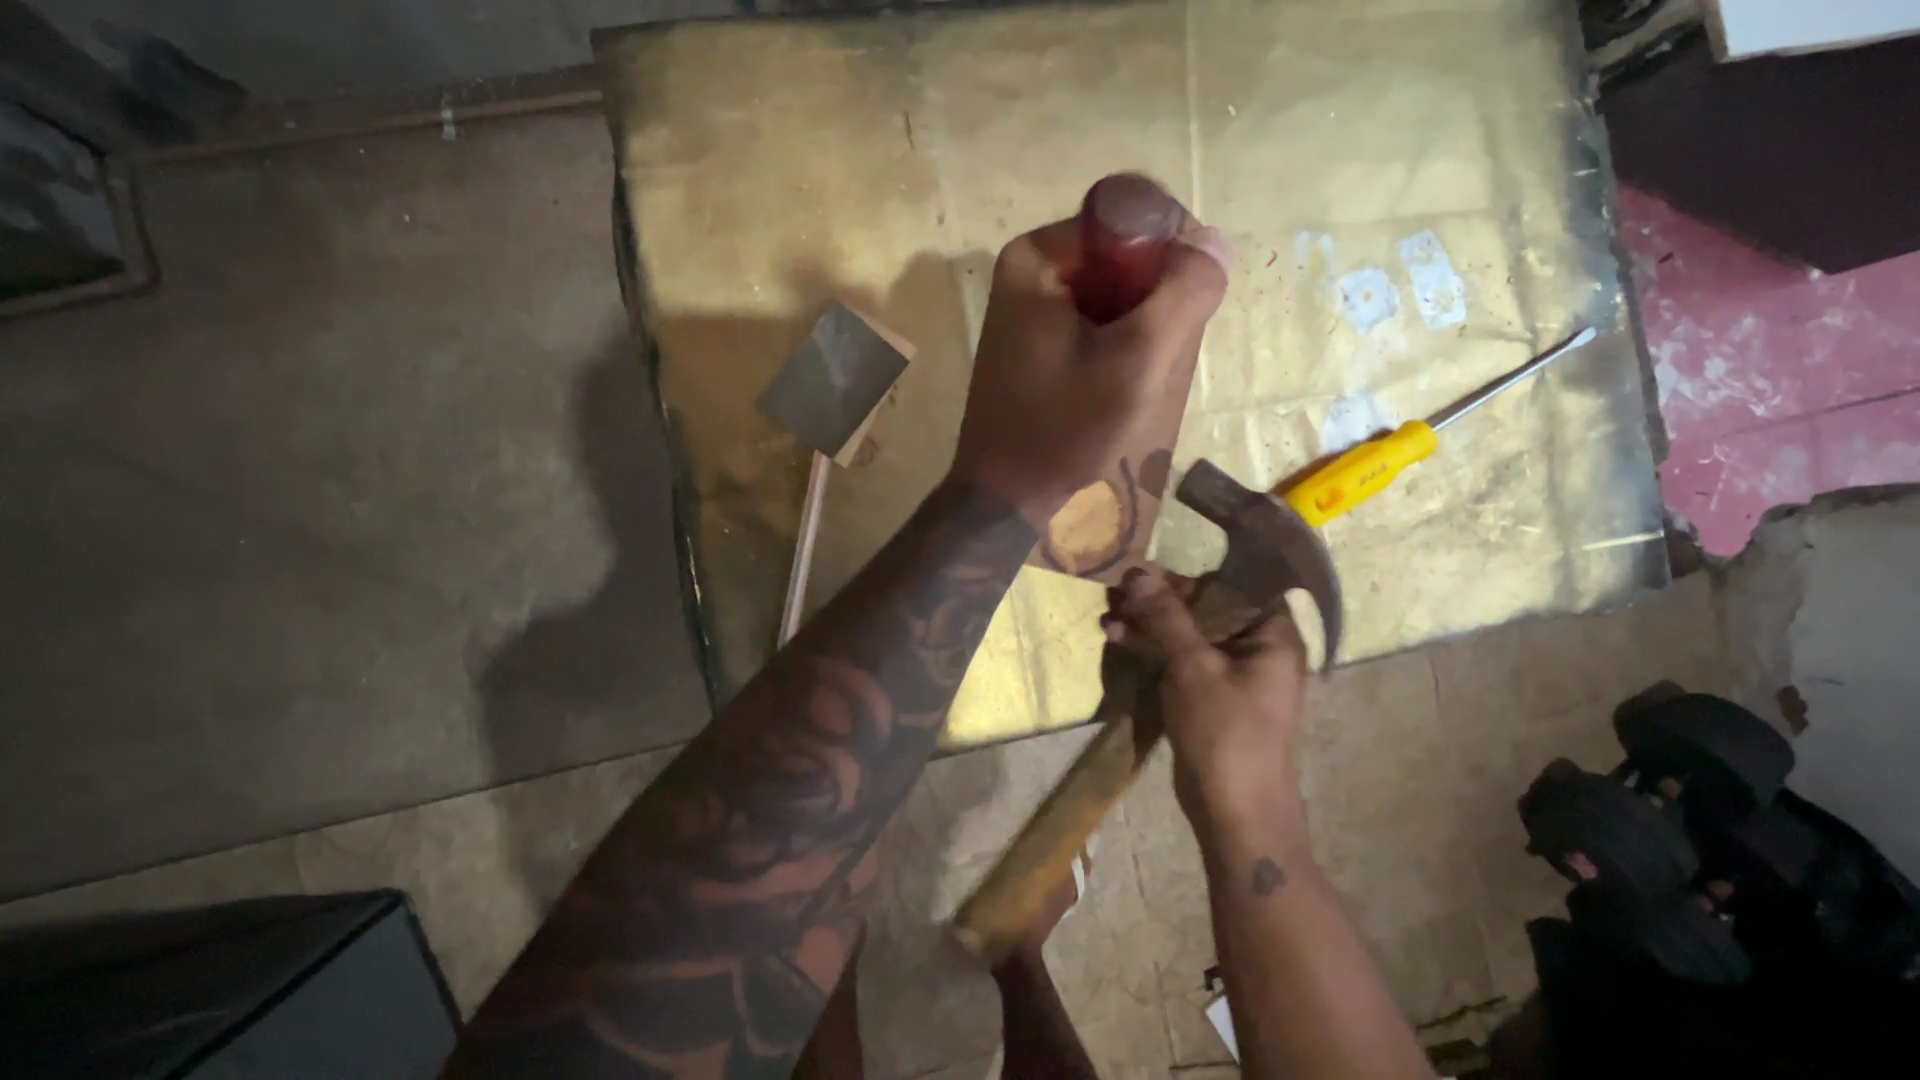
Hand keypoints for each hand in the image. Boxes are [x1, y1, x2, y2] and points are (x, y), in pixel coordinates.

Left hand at [948, 213, 1229, 523]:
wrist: (1004, 498)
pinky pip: (1095, 320)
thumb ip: (1182, 294)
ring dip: (1143, 324)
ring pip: (1115, 290)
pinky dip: (1120, 343)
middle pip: (1123, 253)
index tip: (1188, 306)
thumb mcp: (1135, 361)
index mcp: (1039, 256)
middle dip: (1157, 295)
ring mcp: (1030, 307)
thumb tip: (1216, 242)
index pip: (1131, 215)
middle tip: (1164, 351)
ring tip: (1145, 373)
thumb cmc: (1062, 428)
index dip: (1173, 251)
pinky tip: (1124, 382)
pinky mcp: (1036, 341)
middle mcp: (1029, 270)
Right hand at [1107, 570, 1310, 843]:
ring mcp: (1237, 674)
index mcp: (1272, 634)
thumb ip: (1165, 616)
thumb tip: (1138, 571)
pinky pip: (1185, 661)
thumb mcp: (1191, 666)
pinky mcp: (1214, 697)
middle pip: (1208, 609)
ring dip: (1151, 626)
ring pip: (1191, 635)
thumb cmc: (1224, 731)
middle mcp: (1260, 648)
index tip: (1147, 571)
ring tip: (1108, 619)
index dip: (1189, 576)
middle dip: (1160, 601)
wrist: (1236, 811)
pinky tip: (1120, 641)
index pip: (1233, 585)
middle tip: (1118, 593)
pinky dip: (1156, 651)